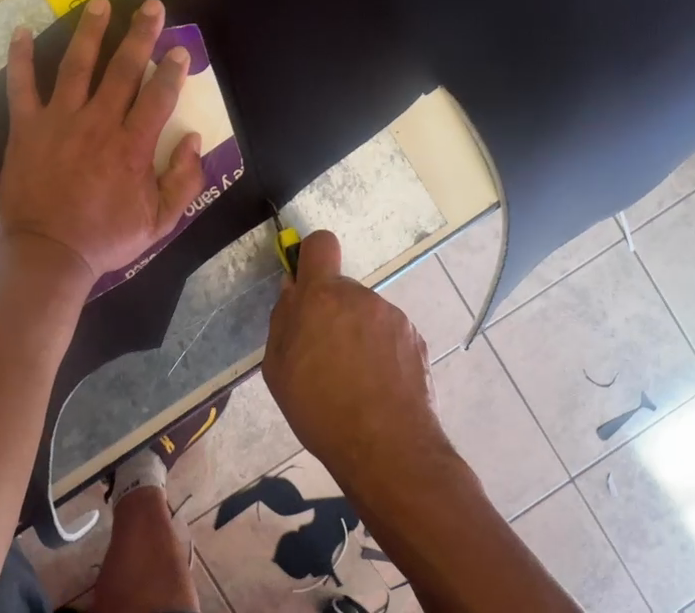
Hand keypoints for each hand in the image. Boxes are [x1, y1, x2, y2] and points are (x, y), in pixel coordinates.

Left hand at [0, 0, 205, 281]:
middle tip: (152, 6)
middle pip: (123, 69)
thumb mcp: (159, 222)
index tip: (180, 49)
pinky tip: (22, 31)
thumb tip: (193, 140)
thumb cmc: (106, 239)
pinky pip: (22, 86)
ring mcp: (59, 121)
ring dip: (90, 32)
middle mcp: (98, 123)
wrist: (47, 254)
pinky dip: (20, 58)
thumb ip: (184, 180)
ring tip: (100, 4)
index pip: (159, 96)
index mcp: (132, 146)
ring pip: (76, 66)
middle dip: (140, 34)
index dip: (172, 70)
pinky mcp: (26, 128)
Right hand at [263, 231, 447, 481]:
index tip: (306, 284)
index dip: (311, 256)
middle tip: (323, 356)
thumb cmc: (319, 409)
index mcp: (322, 296)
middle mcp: (361, 296)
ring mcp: (394, 317)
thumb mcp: (277, 368)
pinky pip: (389, 335)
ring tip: (353, 380)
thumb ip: (283, 319)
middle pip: (340, 289)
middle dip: (330, 311)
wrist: (387, 450)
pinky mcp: (417, 340)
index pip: (321, 244)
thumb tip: (293, 290)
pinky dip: (381, 352)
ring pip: (365, 314)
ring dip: (357, 333)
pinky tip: (377, 387)